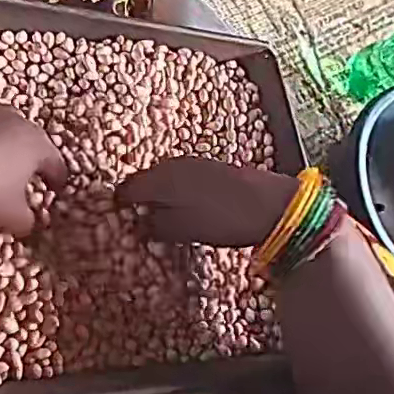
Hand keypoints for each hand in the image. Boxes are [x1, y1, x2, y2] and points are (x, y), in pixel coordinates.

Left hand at [0, 105, 66, 235]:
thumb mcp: (11, 215)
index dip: (56, 179)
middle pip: (27, 140)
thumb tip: (28, 221)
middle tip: (22, 178)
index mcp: (36, 142)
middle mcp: (12, 119)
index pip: (55, 162)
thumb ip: (27, 219)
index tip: (55, 189)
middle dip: (26, 158)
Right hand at [117, 157, 297, 247]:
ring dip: (157, 195)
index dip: (119, 205)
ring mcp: (192, 163)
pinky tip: (185, 208)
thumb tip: (136, 224)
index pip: (125, 189)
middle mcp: (172, 165)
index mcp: (160, 179)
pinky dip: (175, 192)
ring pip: (162, 178)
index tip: (119, 222)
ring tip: (161, 217)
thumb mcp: (183, 230)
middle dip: (137, 199)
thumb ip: (154, 225)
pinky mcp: (210, 167)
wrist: (274, 205)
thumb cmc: (223, 220)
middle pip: (143, 181)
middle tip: (138, 222)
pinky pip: (180, 178)